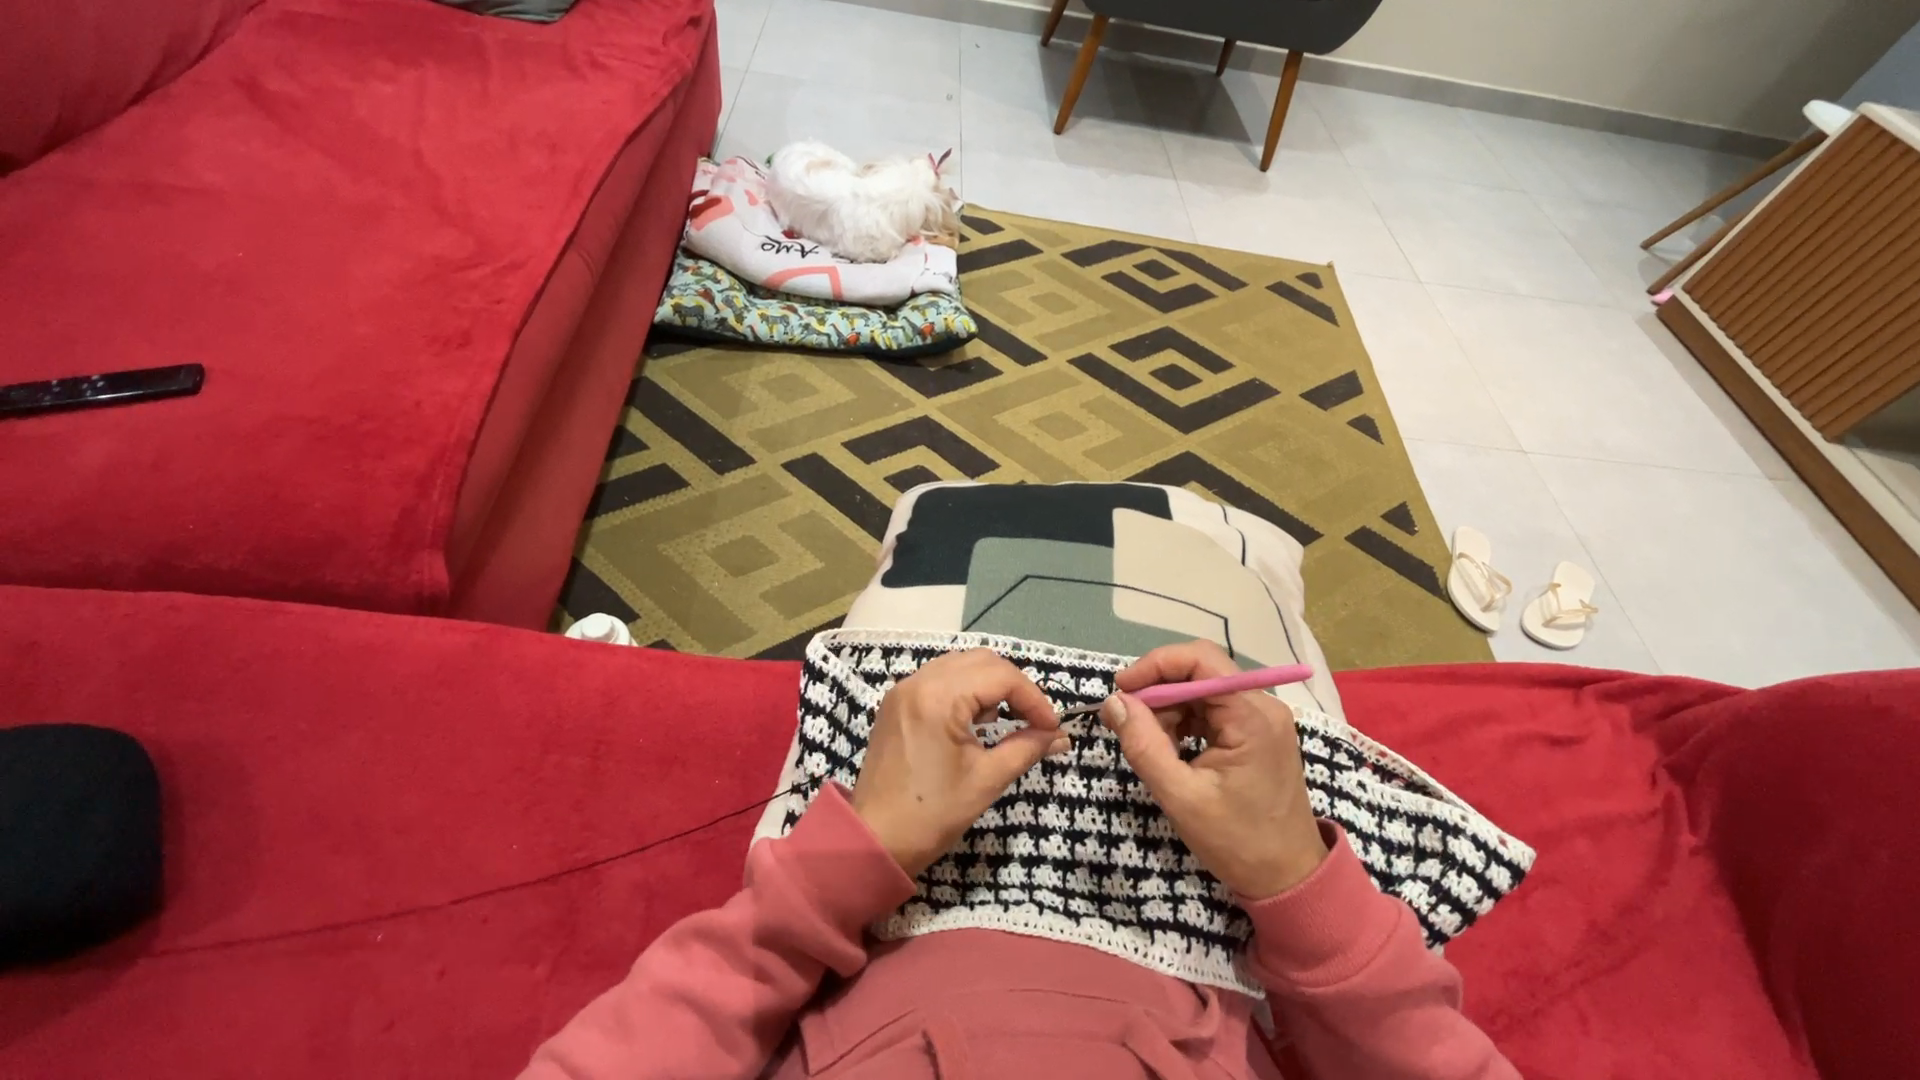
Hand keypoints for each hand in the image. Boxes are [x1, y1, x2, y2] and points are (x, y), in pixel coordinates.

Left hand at [851, 649, 1066, 876]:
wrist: (875, 839)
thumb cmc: (932, 813)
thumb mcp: (987, 779)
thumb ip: (1026, 748)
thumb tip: (1059, 736)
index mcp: (939, 697)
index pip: (1001, 676)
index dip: (1034, 698)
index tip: (1052, 727)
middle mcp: (919, 682)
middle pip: (982, 661)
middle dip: (1014, 686)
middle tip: (1034, 721)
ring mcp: (904, 690)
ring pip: (960, 666)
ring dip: (990, 685)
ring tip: (1007, 721)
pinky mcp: (897, 703)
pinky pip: (940, 679)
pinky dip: (965, 690)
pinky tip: (976, 721)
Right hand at [1100, 641, 1327, 899]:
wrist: (1288, 879)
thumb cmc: (1237, 842)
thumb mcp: (1180, 796)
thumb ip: (1144, 745)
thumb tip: (1113, 702)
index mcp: (1252, 716)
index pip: (1200, 660)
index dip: (1156, 665)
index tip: (1121, 689)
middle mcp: (1263, 706)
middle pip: (1200, 671)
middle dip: (1158, 691)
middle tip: (1128, 722)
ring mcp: (1263, 719)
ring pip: (1203, 689)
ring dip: (1169, 708)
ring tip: (1151, 744)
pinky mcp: (1257, 733)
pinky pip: (1213, 709)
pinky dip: (1185, 721)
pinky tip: (1171, 749)